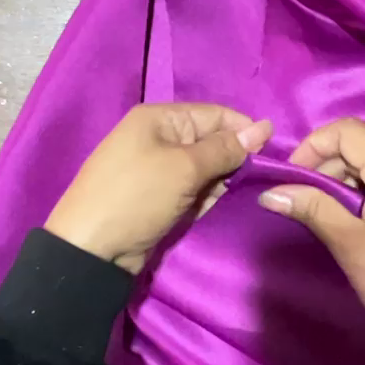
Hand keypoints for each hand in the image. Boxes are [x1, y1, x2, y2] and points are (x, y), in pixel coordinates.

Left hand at [46, 103, 272, 271]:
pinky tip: (209, 210)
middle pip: (211, 141)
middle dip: (233, 160)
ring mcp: (157, 169)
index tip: (273, 153)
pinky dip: (203, 200)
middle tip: (257, 181)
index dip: (244, 130)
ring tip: (231, 198)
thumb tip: (264, 127)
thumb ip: (225, 149)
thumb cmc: (137, 196)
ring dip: (219, 184)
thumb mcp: (184, 168)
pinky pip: (191, 191)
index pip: (214, 114)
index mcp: (159, 118)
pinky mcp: (158, 198)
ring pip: (204, 169)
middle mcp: (158, 138)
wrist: (91, 250)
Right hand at [259, 118, 364, 359]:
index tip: (295, 179)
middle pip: (364, 145)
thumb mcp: (350, 246)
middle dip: (329, 167)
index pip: (349, 131)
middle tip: (310, 204)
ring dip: (348, 181)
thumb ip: (312, 208)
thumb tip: (269, 192)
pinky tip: (363, 222)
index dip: (314, 146)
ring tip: (335, 218)